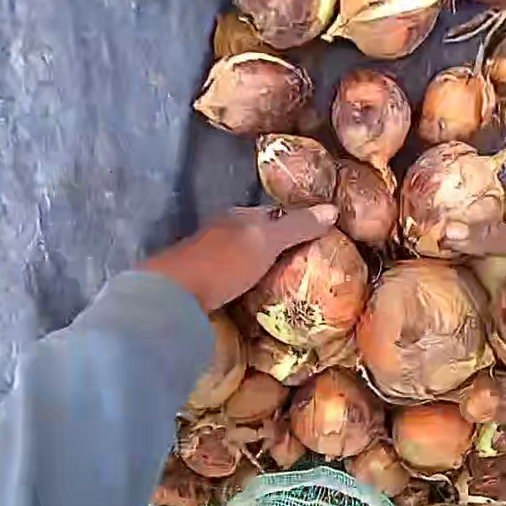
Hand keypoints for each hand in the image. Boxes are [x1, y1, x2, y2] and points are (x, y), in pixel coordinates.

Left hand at [142, 205, 337, 310]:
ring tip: (288, 281)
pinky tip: (257, 295)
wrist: (172, 296)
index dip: (297, 222)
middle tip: (308, 263)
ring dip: (264, 265)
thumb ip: (297, 227)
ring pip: (245, 256)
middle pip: (259, 234)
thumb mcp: (266, 242)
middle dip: (281, 245)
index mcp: (239, 217)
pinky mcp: (202, 282)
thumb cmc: (222, 263)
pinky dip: (249, 282)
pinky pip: (235, 278)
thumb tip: (333, 209)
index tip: (318, 237)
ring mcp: (210, 257)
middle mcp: (224, 231)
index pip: (275, 213)